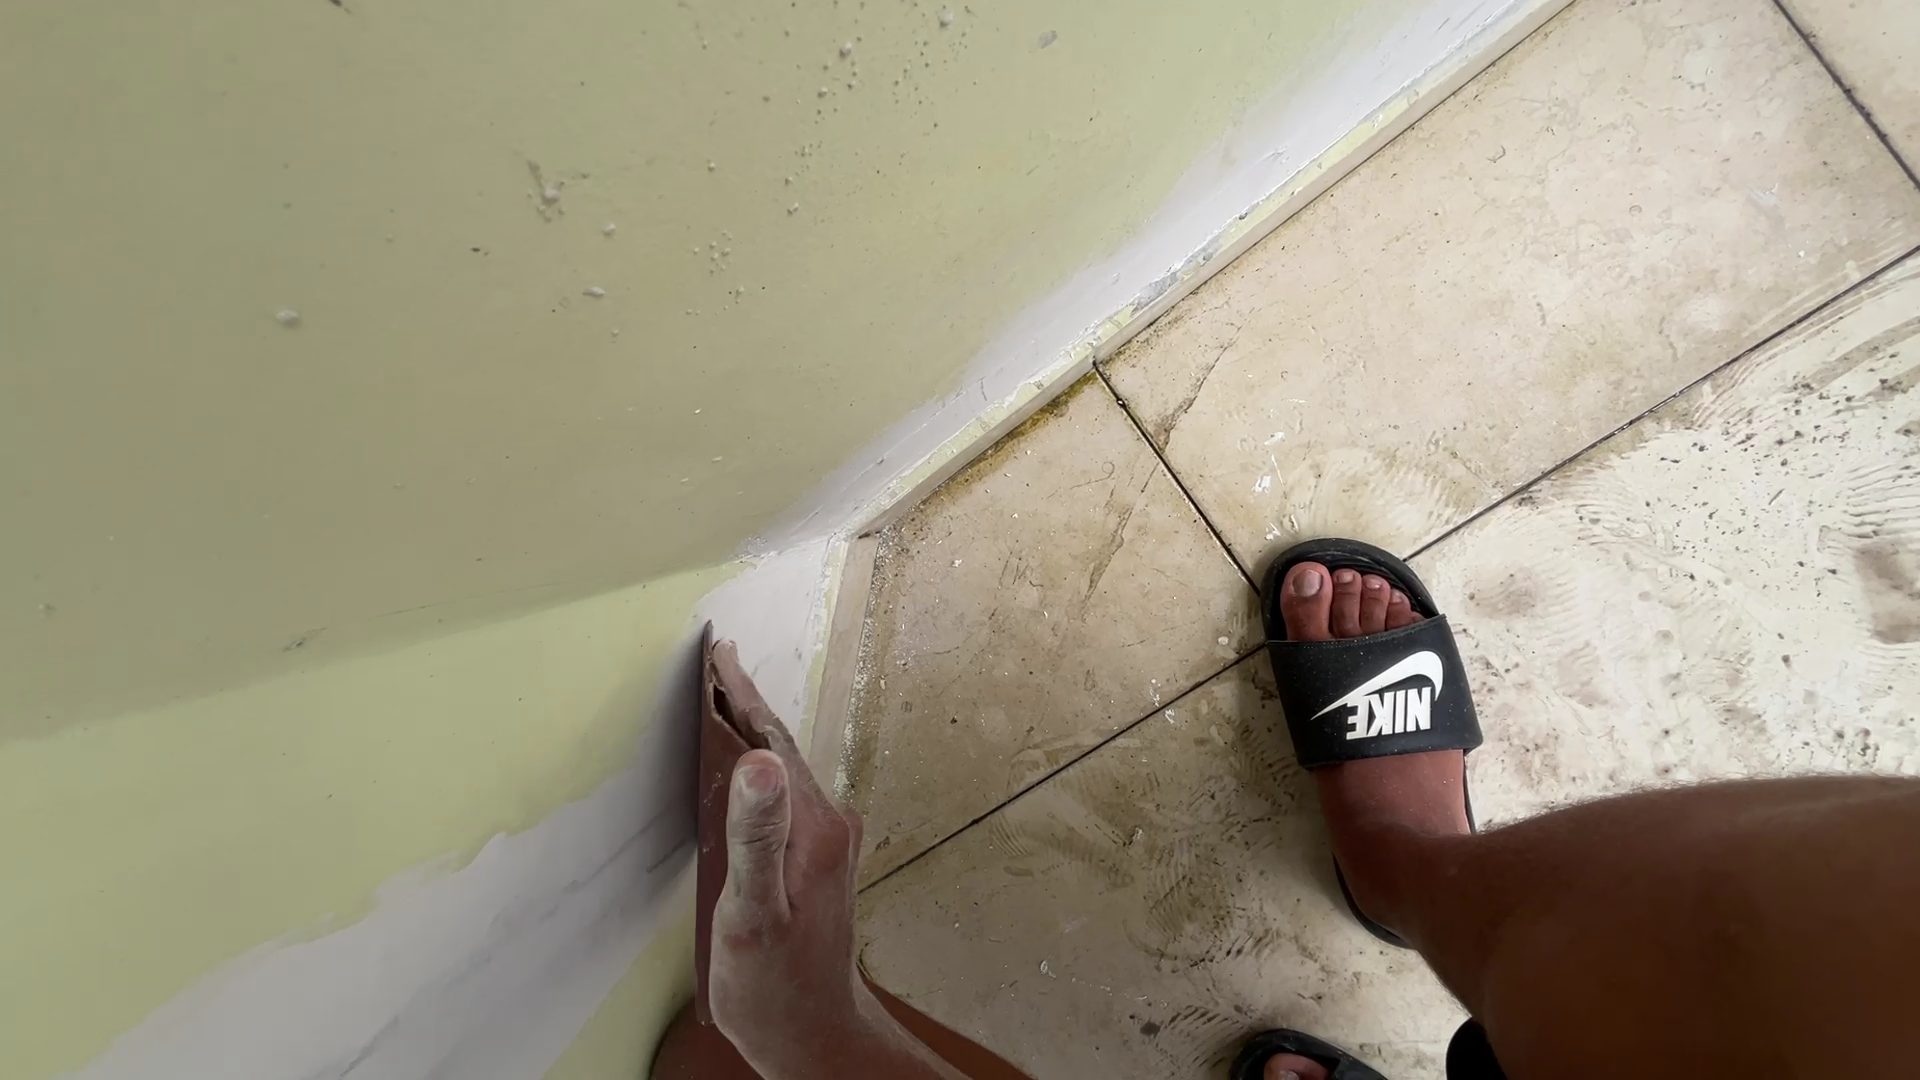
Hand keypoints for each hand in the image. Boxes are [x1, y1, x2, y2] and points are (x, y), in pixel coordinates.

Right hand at [706, 645, 871, 1075]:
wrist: (814, 1029)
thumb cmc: (776, 984)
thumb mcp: (755, 913)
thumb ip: (756, 836)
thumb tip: (757, 761)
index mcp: (813, 825)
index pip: (772, 742)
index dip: (742, 697)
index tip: (720, 655)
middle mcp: (829, 819)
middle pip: (781, 746)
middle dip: (747, 702)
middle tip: (720, 663)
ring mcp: (828, 835)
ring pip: (785, 765)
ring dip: (755, 729)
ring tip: (727, 699)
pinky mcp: (820, 851)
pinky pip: (786, 790)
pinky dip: (762, 764)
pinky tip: (747, 764)